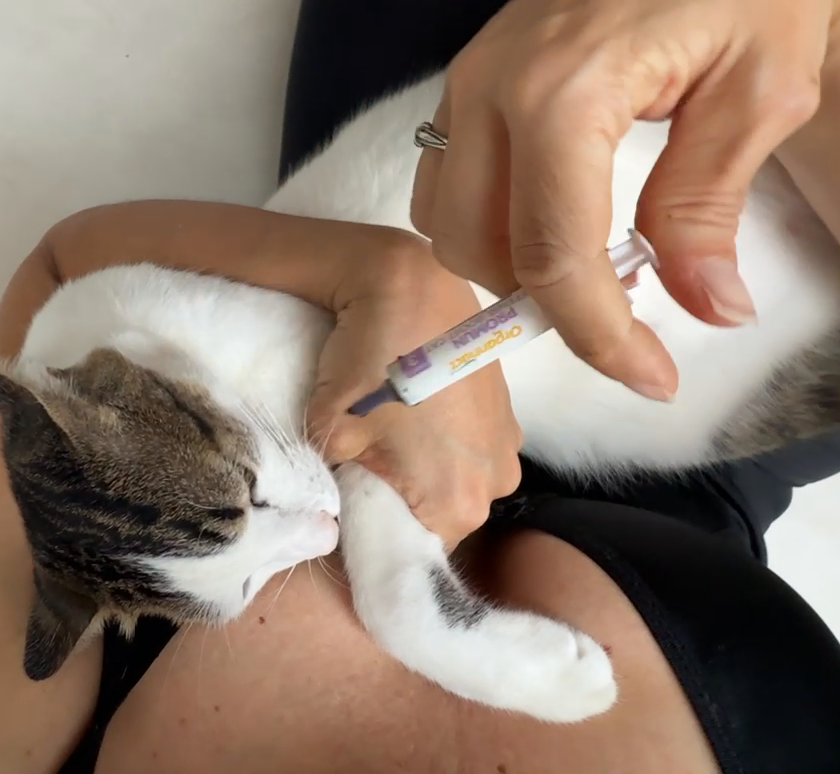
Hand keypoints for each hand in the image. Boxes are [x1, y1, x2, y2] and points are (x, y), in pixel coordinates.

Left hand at [307, 236, 521, 548]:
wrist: (409, 288)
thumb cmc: (369, 367)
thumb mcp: (331, 433)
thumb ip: (334, 486)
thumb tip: (335, 504)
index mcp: (458, 505)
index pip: (411, 551)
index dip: (375, 534)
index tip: (346, 507)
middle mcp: (497, 484)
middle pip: (435, 515)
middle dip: (396, 498)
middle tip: (358, 464)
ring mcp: (507, 445)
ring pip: (451, 478)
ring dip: (419, 466)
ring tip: (383, 429)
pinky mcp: (504, 411)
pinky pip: (466, 445)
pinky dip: (438, 438)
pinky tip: (409, 410)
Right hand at [410, 0, 839, 398]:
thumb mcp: (760, 101)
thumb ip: (705, 210)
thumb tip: (704, 312)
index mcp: (562, 93)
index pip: (553, 250)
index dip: (597, 333)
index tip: (646, 378)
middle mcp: (488, 89)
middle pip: (475, 246)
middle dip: (539, 303)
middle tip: (616, 316)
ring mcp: (463, 82)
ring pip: (440, 221)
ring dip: (498, 265)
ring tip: (576, 268)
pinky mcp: (460, 81)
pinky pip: (440, 182)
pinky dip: (476, 225)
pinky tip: (539, 217)